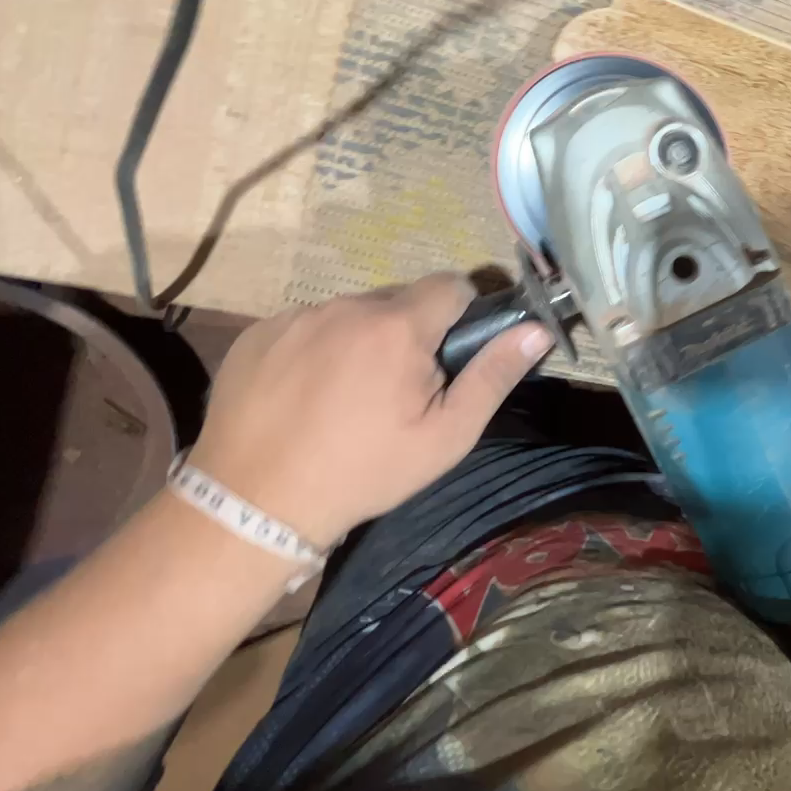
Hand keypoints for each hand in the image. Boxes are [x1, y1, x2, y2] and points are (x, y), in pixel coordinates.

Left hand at [185, 273, 550, 547]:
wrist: (252, 505)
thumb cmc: (366, 471)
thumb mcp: (447, 435)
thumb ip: (493, 375)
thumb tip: (538, 330)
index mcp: (398, 327)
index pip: (451, 285)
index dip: (462, 313)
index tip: (453, 353)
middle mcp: (346, 307)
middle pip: (400, 300)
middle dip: (412, 330)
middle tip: (402, 387)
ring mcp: (295, 317)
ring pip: (353, 312)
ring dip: (365, 337)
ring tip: (351, 393)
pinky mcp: (257, 334)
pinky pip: (308, 325)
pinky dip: (320, 347)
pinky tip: (309, 393)